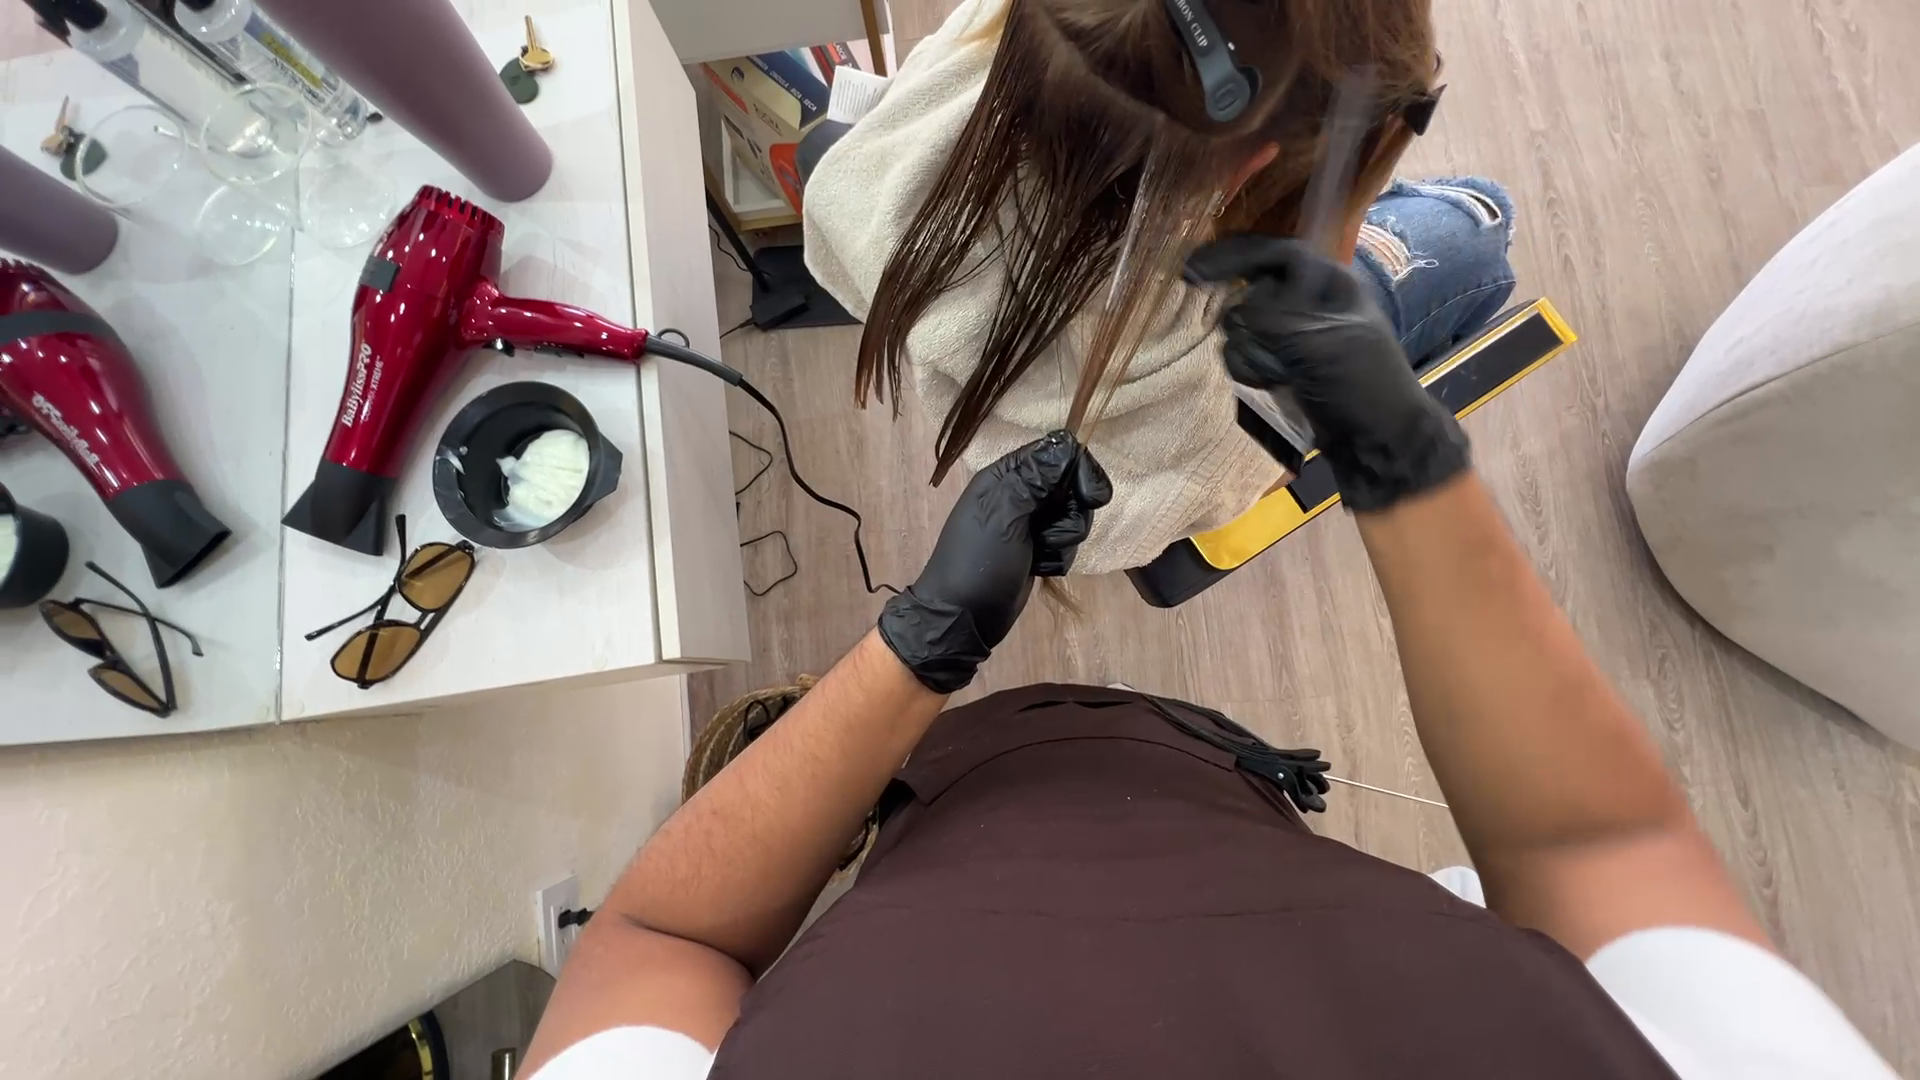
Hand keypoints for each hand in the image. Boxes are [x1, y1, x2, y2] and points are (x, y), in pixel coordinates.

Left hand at [878, 431, 1111, 693]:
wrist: (964, 618)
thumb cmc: (978, 563)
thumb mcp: (1005, 515)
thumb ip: (1035, 478)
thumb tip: (1065, 443)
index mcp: (1005, 476)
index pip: (1056, 452)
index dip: (1078, 470)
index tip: (1090, 495)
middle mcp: (1018, 493)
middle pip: (1071, 485)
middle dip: (1071, 511)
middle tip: (1051, 532)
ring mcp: (1028, 523)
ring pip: (1072, 515)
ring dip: (1063, 538)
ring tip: (1039, 552)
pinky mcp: (1036, 548)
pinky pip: (1065, 542)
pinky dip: (1057, 556)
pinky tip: (1039, 567)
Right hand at [1186, 235, 1469, 511]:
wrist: (1373, 439)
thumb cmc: (1361, 385)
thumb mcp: (1320, 345)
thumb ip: (1273, 320)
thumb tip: (1234, 310)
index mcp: (1328, 283)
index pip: (1274, 255)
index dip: (1234, 256)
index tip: (1193, 271)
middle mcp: (1304, 303)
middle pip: (1250, 292)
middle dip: (1245, 320)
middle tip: (1249, 344)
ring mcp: (1289, 335)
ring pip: (1240, 328)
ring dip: (1250, 353)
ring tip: (1276, 375)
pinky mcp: (1277, 363)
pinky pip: (1242, 356)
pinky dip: (1247, 370)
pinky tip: (1269, 384)